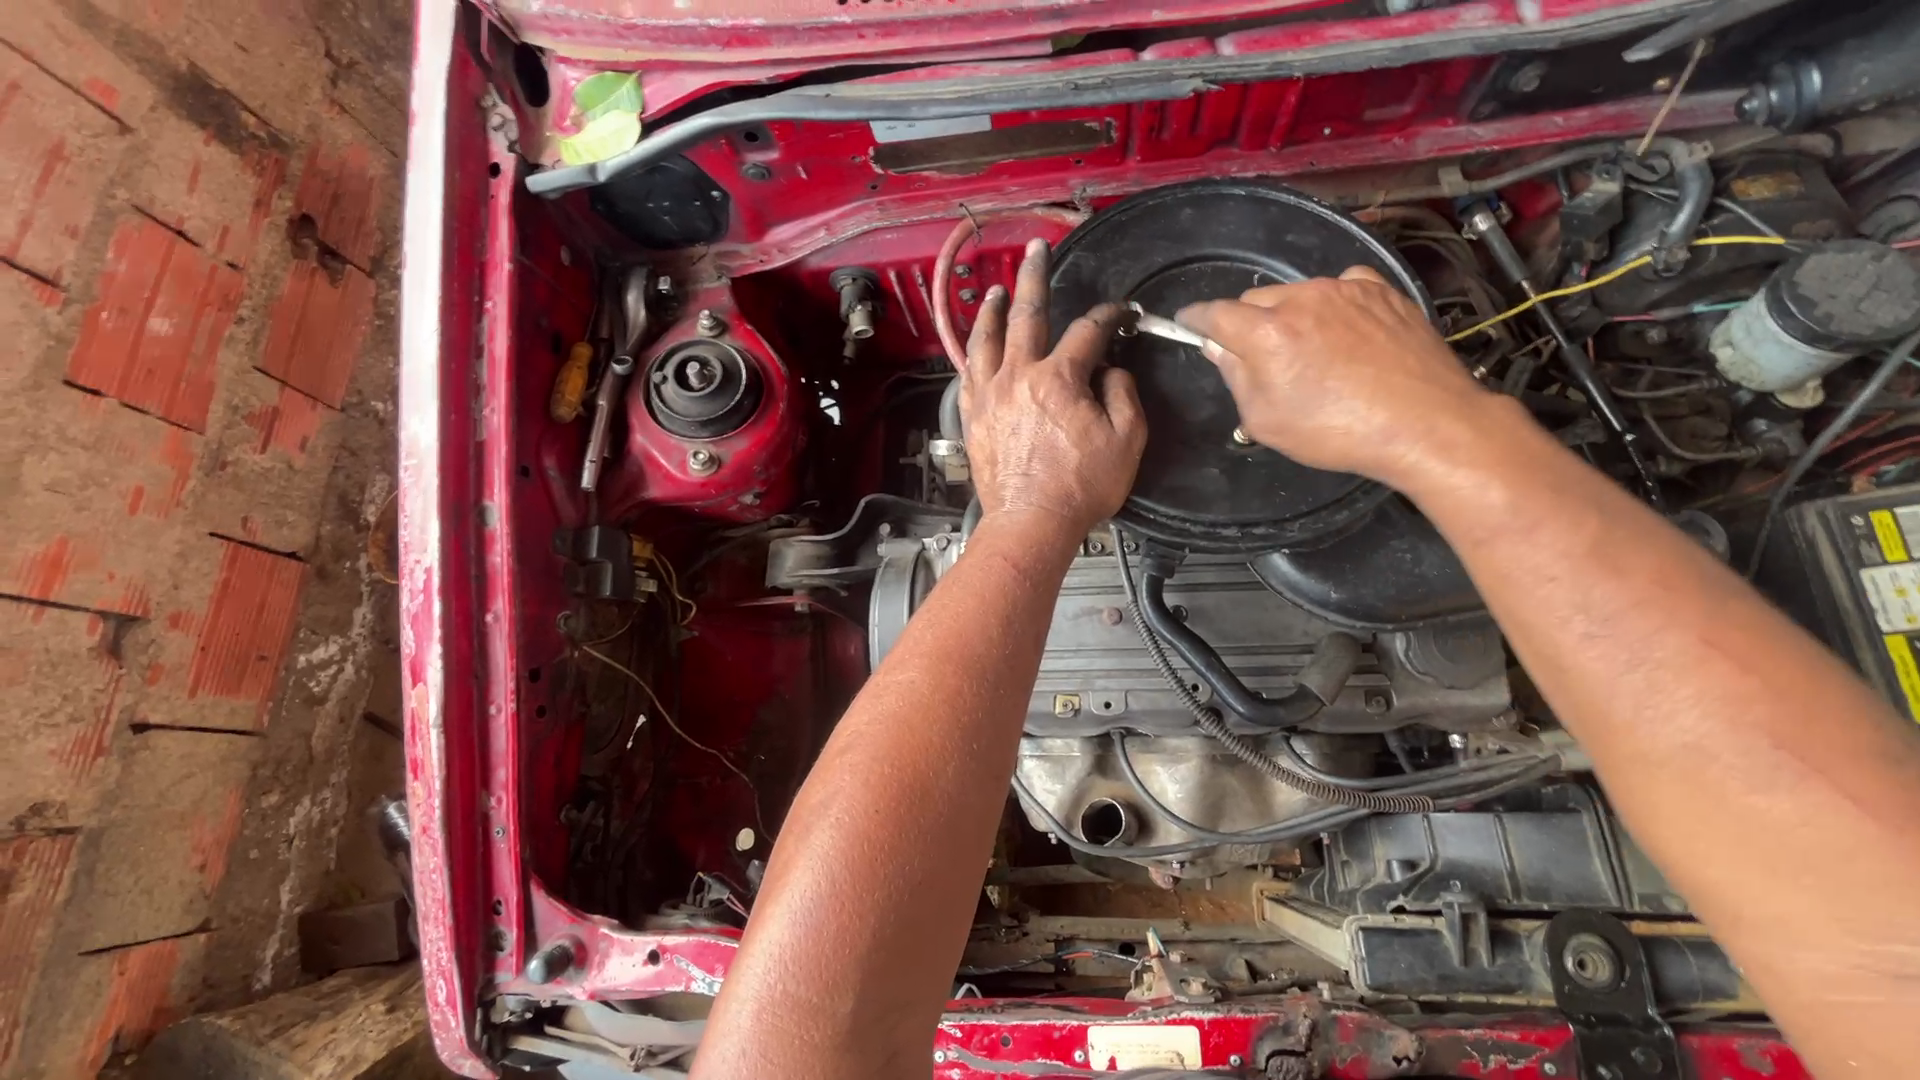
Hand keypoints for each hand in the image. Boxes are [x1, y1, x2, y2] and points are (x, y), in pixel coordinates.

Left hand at [961, 238, 1147, 541]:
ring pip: (986, 339)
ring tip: (998, 291)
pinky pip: (968, 375)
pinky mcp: (973, 418)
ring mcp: (990, 396)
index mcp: (1059, 379)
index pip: (1088, 332)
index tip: (1119, 312)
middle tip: (1036, 251)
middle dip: (1035, 277)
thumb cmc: (1080, 488)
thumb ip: (1123, 396)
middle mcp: (1019, 377)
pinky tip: (974, 347)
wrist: (1031, 522)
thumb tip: (1110, 372)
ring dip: (993, 310)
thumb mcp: (1126, 441)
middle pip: (1027, 314)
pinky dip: (972, 354)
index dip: (1108, 317)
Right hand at [1176, 266, 1495, 484]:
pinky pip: (1340, 288)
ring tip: (1309, 353)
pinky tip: (1344, 336)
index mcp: (1266, 333)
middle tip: (1258, 357)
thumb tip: (1220, 347)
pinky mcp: (1381, 290)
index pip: (1213, 313)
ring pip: (1297, 293)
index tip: (1188, 323)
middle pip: (1254, 300)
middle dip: (1247, 324)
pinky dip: (1331, 306)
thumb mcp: (1266, 420)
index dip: (1195, 319)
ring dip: (1290, 316)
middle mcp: (1302, 299)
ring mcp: (1345, 289)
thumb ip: (1235, 376)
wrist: (1425, 423)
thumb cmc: (1338, 431)